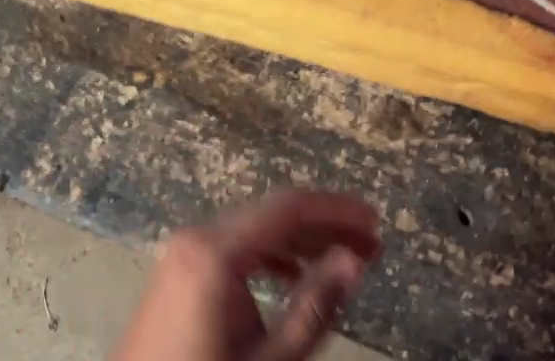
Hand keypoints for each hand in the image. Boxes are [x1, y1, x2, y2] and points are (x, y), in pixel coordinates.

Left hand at [111, 191, 382, 360]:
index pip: (289, 208)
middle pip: (272, 213)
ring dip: (301, 240)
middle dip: (324, 225)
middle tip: (371, 245)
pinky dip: (269, 253)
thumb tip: (354, 260)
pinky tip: (296, 273)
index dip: (337, 210)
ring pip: (254, 227)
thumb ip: (314, 307)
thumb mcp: (268, 359)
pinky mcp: (179, 268)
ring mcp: (183, 250)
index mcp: (215, 250)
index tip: (376, 222)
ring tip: (345, 259)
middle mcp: (197, 236)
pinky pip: (233, 246)